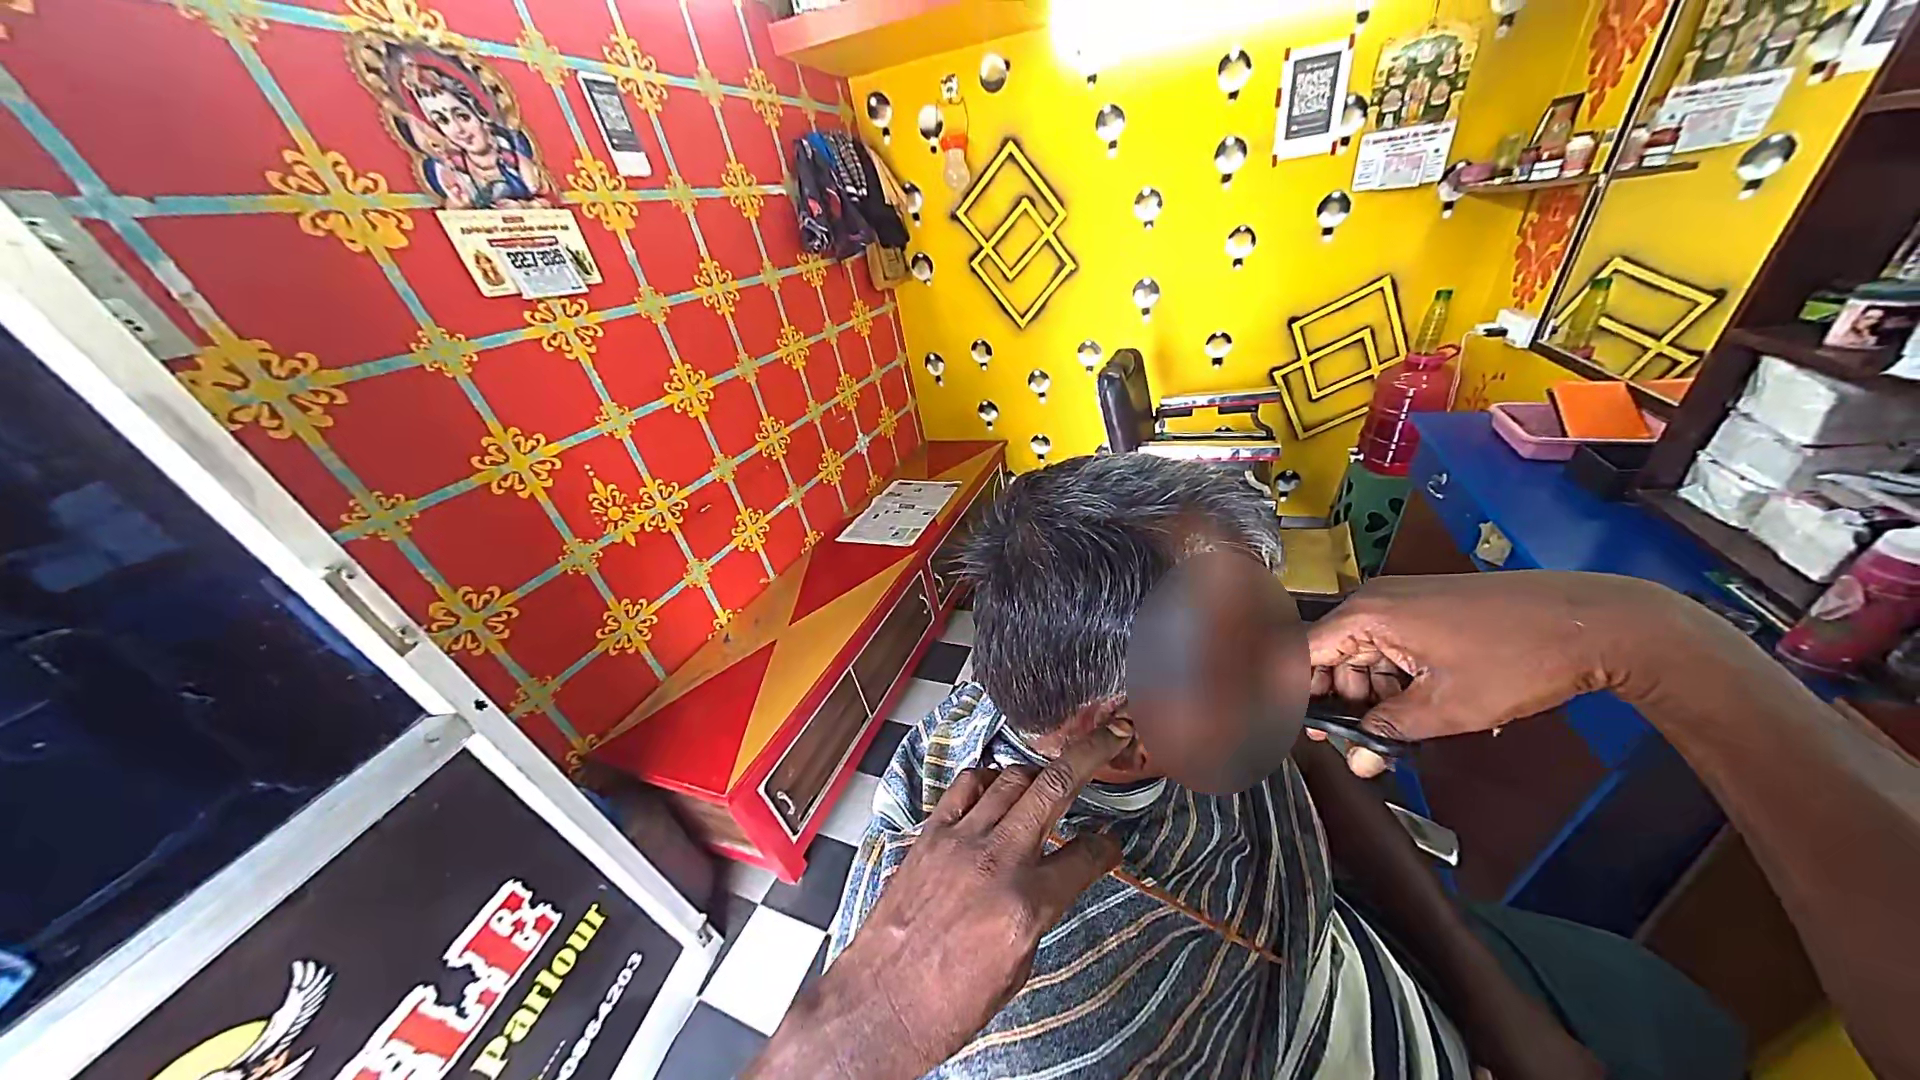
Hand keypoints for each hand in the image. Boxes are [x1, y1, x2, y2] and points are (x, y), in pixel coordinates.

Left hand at [745, 724, 1128, 1079]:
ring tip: (1046, 778)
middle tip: (1109, 738)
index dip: (1106, 845)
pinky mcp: (931, 832)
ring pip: (1010, 778)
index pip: (1085, 857)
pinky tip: (995, 786)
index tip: (1110, 841)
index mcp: (1028, 905)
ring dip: (1036, 772)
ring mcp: (961, 838)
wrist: (881, 1001)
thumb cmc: (954, 1001)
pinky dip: (987, 779)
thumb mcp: (1019, 967)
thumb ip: (1040, 910)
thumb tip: (1053, 877)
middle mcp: (999, 859)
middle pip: (1053, 786)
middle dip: (1088, 755)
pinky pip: (966, 786)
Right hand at [1306, 571, 1716, 775]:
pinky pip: (1388, 642)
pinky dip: (1396, 673)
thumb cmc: (1520, 657)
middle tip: (1366, 736)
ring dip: (1374, 689)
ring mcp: (1400, 600)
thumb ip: (1390, 731)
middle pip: (1333, 653)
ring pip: (1362, 651)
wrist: (1595, 621)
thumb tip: (1358, 759)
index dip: (1302, 694)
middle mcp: (1374, 600)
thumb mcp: (1448, 707)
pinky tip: (1424, 698)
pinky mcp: (1423, 606)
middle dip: (1345, 697)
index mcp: (1367, 615)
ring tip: (1406, 721)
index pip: (1304, 653)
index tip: (1313, 728)